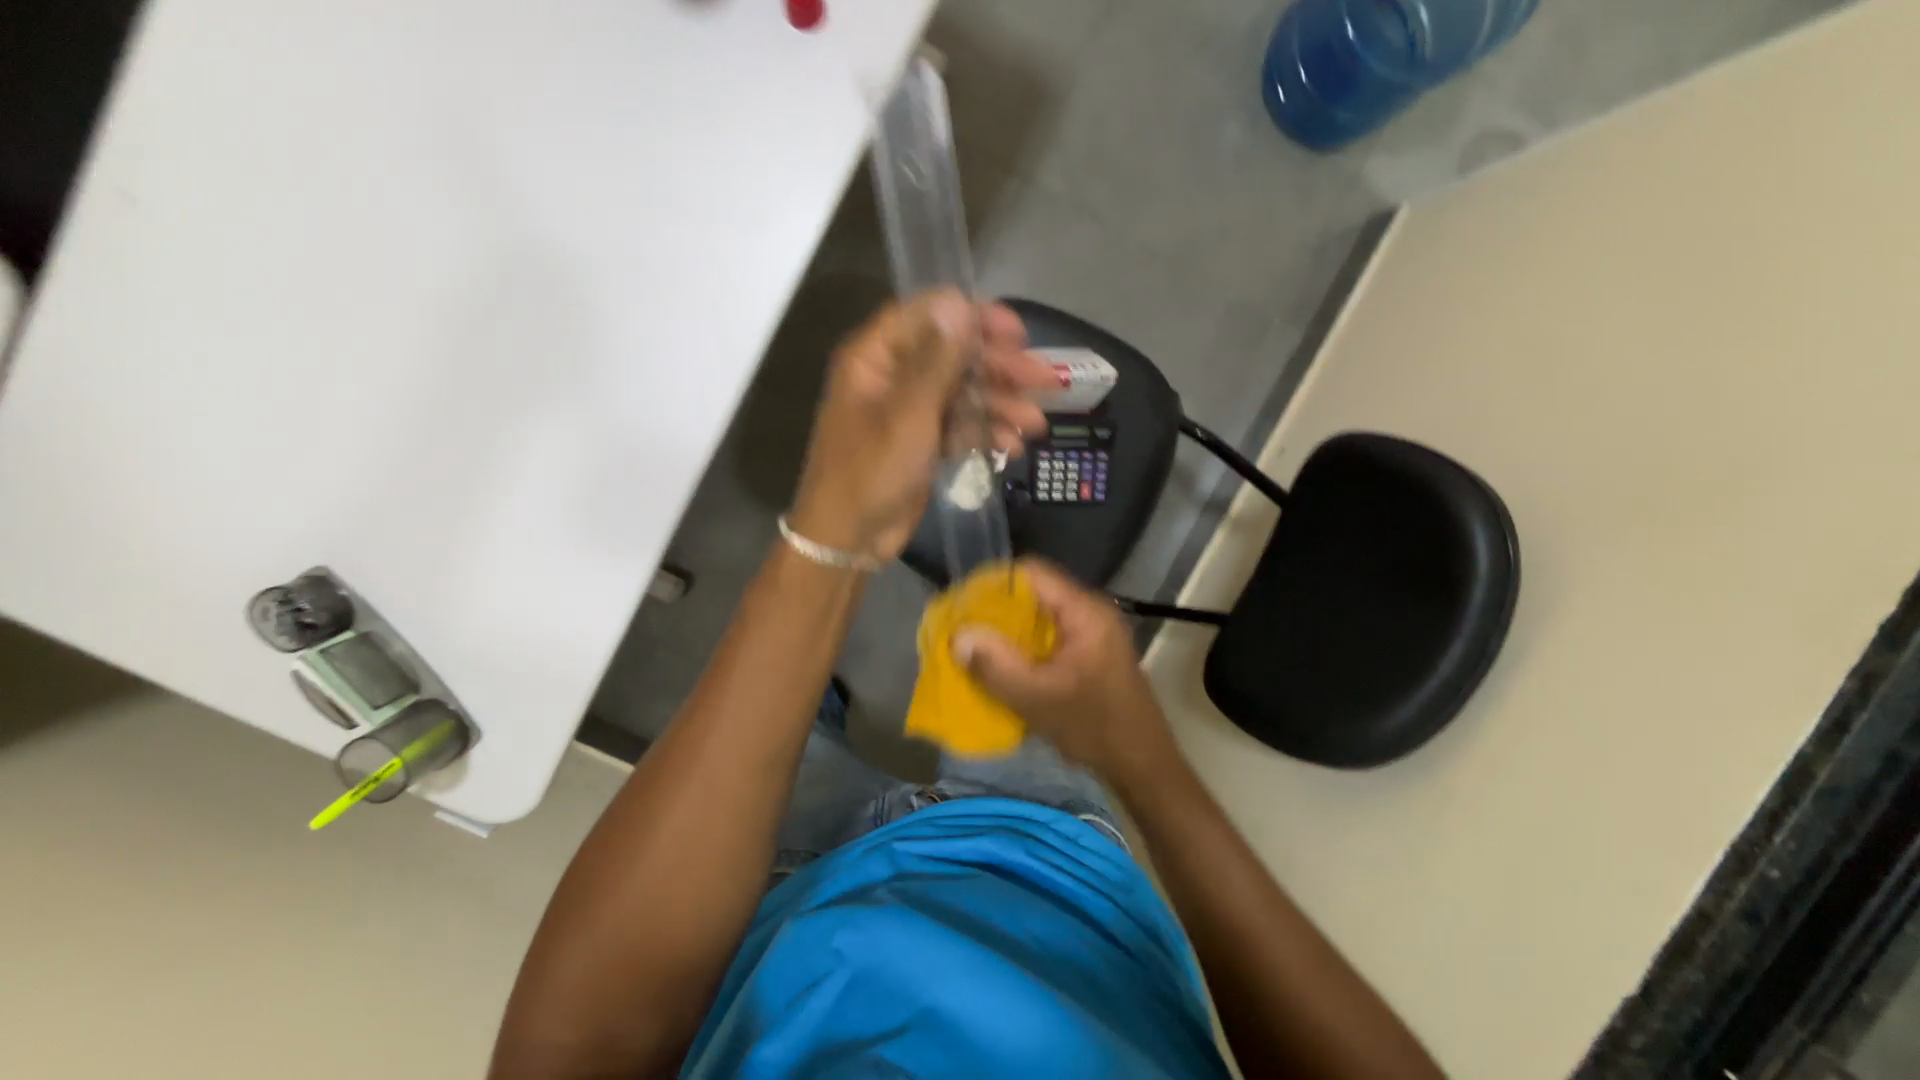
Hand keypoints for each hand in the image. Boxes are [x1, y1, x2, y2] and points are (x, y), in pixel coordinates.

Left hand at [789, 289, 1053, 561]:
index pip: (929, 315)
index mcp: (875, 356)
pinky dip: (985, 432)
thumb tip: (958, 302)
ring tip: (1036, 424)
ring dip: (1001, 404)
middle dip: (1000, 368)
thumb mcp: (908, 414)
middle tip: (1045, 380)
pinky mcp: (922, 441)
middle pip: (955, 354)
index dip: (975, 318)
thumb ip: (937, 359)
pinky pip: (959, 424)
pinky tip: (1013, 446)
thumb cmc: (870, 472)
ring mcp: (909, 409)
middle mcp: (892, 375)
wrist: (848, 539)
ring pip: (963, 391)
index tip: (1017, 333)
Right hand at [954, 558, 1181, 787]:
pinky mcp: (1091, 656)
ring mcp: (1093, 635)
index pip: (1031, 573)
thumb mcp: (1037, 698)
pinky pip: (1049, 640)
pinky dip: (1025, 651)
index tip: (962, 608)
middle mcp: (1090, 613)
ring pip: (1039, 620)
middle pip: (1033, 595)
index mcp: (1084, 611)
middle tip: (962, 635)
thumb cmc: (1094, 726)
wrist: (1143, 765)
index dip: (992, 585)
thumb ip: (995, 664)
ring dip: (1008, 636)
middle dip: (995, 613)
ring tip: (976, 655)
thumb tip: (959, 636)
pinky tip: (1005, 673)